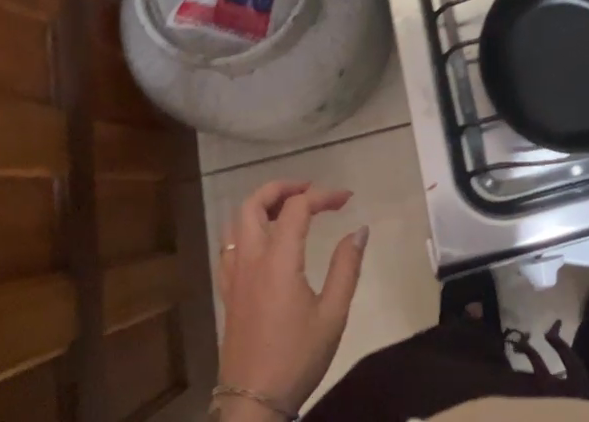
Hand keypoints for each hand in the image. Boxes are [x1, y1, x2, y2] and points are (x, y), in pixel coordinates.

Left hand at [217, 180, 369, 414]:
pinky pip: (231, 246)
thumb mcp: (333, 314)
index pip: (297, 208)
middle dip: (282, 187)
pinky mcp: (229, 292)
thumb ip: (347, 267)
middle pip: (254, 204)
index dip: (323, 196)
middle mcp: (251, 260)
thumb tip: (359, 229)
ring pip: (237, 222)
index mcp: (278, 261)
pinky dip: (248, 230)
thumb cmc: (297, 358)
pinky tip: (265, 241)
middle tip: (311, 190)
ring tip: (290, 208)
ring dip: (262, 205)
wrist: (253, 402)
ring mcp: (234, 276)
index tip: (347, 199)